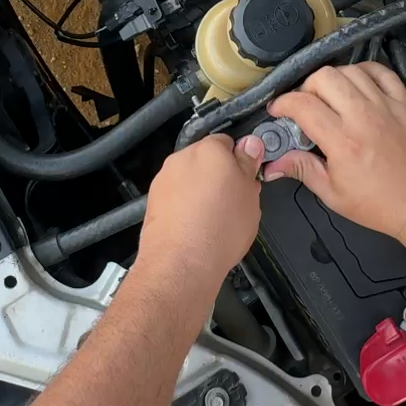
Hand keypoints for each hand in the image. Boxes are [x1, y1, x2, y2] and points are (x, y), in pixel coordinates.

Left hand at [136, 134, 266, 297]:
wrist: (181, 264)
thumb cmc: (217, 230)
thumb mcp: (250, 194)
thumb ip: (249, 163)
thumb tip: (251, 145)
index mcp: (210, 149)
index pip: (228, 141)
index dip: (240, 160)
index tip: (247, 176)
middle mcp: (183, 159)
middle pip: (206, 160)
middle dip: (220, 176)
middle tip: (235, 199)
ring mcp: (165, 179)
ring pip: (190, 179)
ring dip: (201, 192)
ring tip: (216, 218)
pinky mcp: (154, 201)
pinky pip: (176, 197)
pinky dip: (186, 207)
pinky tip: (198, 226)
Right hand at [264, 63, 405, 248]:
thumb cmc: (382, 206)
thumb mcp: (334, 195)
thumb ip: (303, 170)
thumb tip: (274, 163)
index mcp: (343, 142)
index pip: (303, 104)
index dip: (283, 103)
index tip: (279, 110)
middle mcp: (364, 117)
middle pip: (324, 77)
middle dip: (307, 87)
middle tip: (306, 105)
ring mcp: (388, 107)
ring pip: (351, 70)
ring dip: (334, 79)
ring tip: (332, 97)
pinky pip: (382, 72)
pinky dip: (365, 72)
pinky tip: (359, 85)